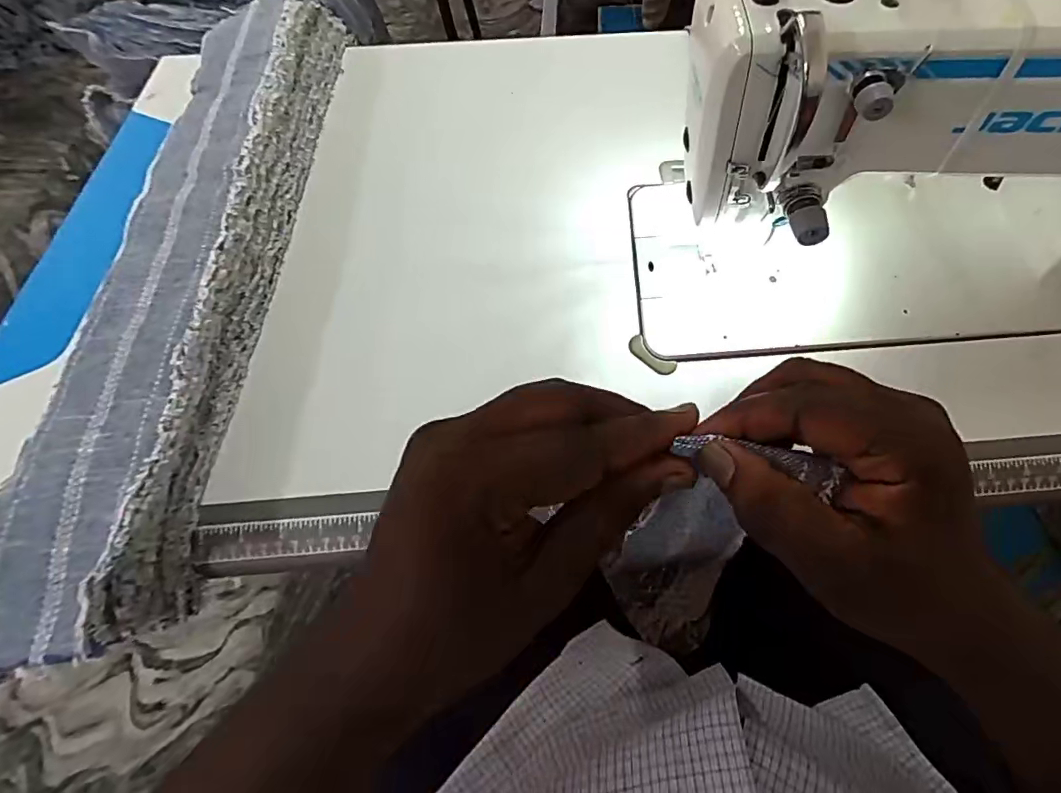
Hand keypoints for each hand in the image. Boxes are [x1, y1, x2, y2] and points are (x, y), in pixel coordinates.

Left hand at [337, 380, 698, 721]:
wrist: (374, 657)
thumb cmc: (456, 639)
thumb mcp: (544, 586)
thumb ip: (605, 516)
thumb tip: (665, 470)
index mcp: (471, 475)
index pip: (573, 444)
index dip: (636, 435)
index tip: (687, 423)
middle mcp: (451, 436)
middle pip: (550, 404)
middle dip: (613, 414)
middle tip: (666, 435)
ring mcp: (441, 434)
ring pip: (532, 405)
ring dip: (586, 417)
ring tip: (637, 442)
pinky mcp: (440, 442)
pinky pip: (510, 420)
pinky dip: (554, 428)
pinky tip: (586, 450)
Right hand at [693, 358, 1004, 649]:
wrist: (962, 615)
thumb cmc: (904, 596)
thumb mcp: (828, 562)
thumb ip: (770, 505)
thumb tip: (715, 454)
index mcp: (905, 442)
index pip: (806, 404)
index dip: (746, 416)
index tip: (702, 440)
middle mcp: (909, 412)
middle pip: (808, 381)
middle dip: (752, 406)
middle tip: (717, 443)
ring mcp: (905, 412)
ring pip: (814, 384)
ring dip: (768, 408)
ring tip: (739, 446)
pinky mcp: (894, 420)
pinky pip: (827, 399)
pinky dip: (789, 417)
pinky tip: (774, 449)